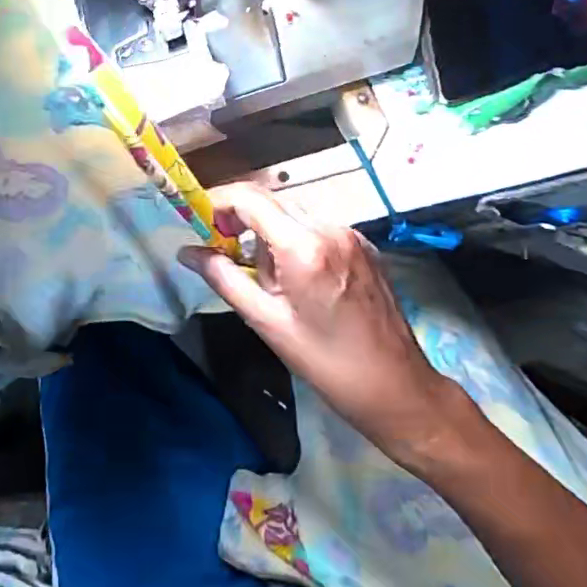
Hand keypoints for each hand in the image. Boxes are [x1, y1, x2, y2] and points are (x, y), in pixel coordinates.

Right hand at [180, 183, 464, 460]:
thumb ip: (223, 278)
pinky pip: (314, 227)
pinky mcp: (363, 246)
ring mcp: (351, 235)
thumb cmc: (327, 362)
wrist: (399, 389)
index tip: (197, 222)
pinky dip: (292, 239)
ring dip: (265, 231)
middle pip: (269, 201)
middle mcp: (329, 228)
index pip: (248, 198)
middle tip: (219, 248)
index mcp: (304, 246)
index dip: (216, 202)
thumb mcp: (266, 322)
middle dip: (238, 217)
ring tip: (260, 274)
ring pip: (291, 214)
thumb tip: (187, 252)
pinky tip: (292, 277)